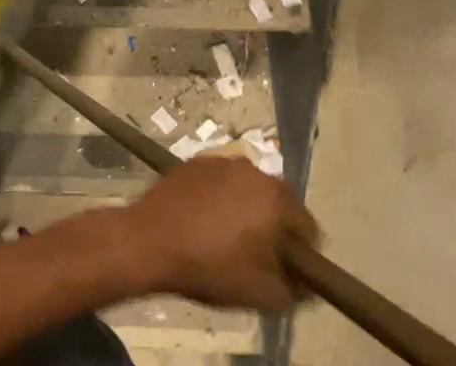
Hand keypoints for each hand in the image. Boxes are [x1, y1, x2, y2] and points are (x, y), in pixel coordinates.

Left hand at [107, 157, 320, 312]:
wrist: (148, 241)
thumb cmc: (210, 265)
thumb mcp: (265, 294)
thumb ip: (297, 290)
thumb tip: (303, 283)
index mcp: (276, 197)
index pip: (308, 229)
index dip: (302, 256)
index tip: (286, 273)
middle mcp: (251, 170)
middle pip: (279, 204)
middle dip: (274, 229)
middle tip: (257, 257)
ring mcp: (218, 162)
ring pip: (248, 191)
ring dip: (246, 211)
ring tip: (227, 239)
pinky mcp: (191, 162)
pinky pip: (220, 182)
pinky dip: (219, 198)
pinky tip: (203, 220)